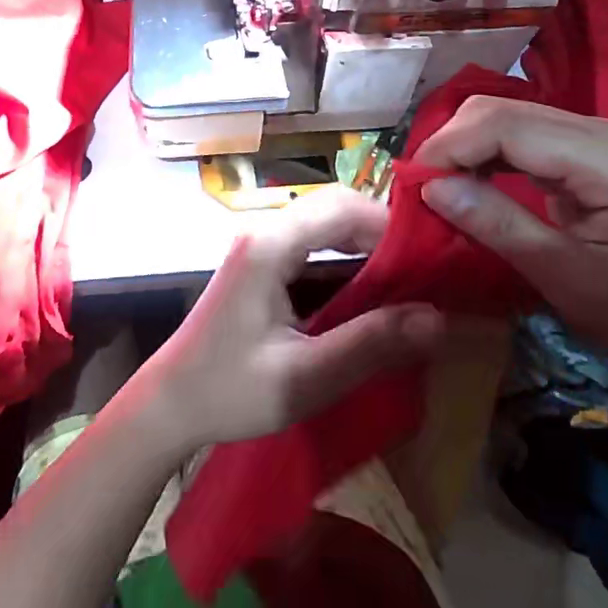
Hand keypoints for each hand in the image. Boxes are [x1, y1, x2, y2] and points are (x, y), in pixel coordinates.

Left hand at [130, 188, 445, 452]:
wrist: (170, 401)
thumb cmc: (229, 390)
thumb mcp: (304, 377)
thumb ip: (369, 345)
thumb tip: (437, 317)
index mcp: (269, 246)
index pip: (341, 207)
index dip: (390, 224)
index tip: (432, 258)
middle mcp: (263, 231)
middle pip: (334, 206)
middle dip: (382, 231)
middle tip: (425, 269)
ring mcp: (257, 243)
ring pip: (323, 221)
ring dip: (365, 242)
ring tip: (406, 278)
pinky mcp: (258, 260)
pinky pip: (311, 241)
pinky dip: (344, 254)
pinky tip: (367, 287)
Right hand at [416, 97, 607, 453]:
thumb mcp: (579, 288)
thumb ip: (505, 230)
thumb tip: (432, 187)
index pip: (507, 126)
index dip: (449, 147)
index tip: (411, 190)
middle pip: (505, 111)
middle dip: (452, 146)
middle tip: (420, 195)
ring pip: (512, 119)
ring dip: (467, 150)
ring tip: (439, 193)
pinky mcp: (601, 154)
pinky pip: (529, 138)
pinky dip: (491, 158)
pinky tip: (475, 187)